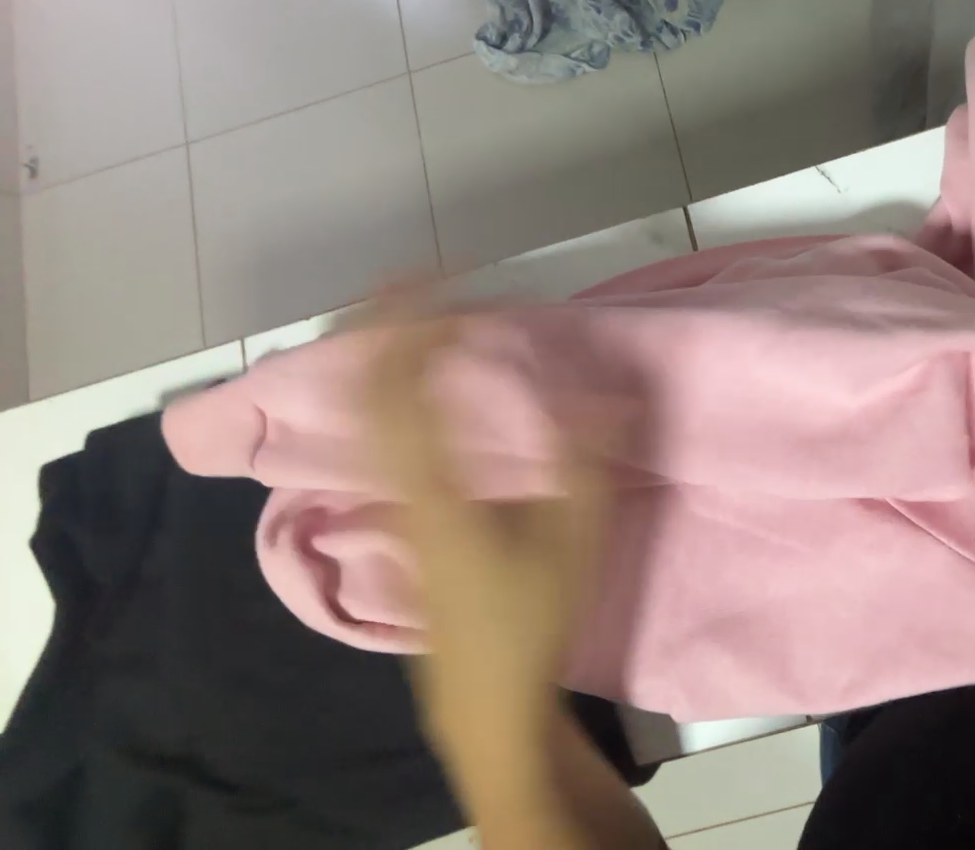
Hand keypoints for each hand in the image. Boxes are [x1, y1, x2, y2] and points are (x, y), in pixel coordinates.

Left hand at [362, 310, 617, 720]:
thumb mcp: (573, 540)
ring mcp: (390, 502)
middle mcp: (396, 483)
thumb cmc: (531, 619)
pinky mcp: (400, 515)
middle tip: (426, 276)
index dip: (421, 320)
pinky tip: (419, 381)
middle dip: (389, 320)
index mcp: (433, 483)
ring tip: (420, 312)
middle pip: (368, 384)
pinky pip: (379, 429)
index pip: (404, 381)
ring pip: (365, 407)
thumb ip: (585, 460)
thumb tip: (608, 391)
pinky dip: (393, 387)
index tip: (456, 278)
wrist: (486, 698)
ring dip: (385, 350)